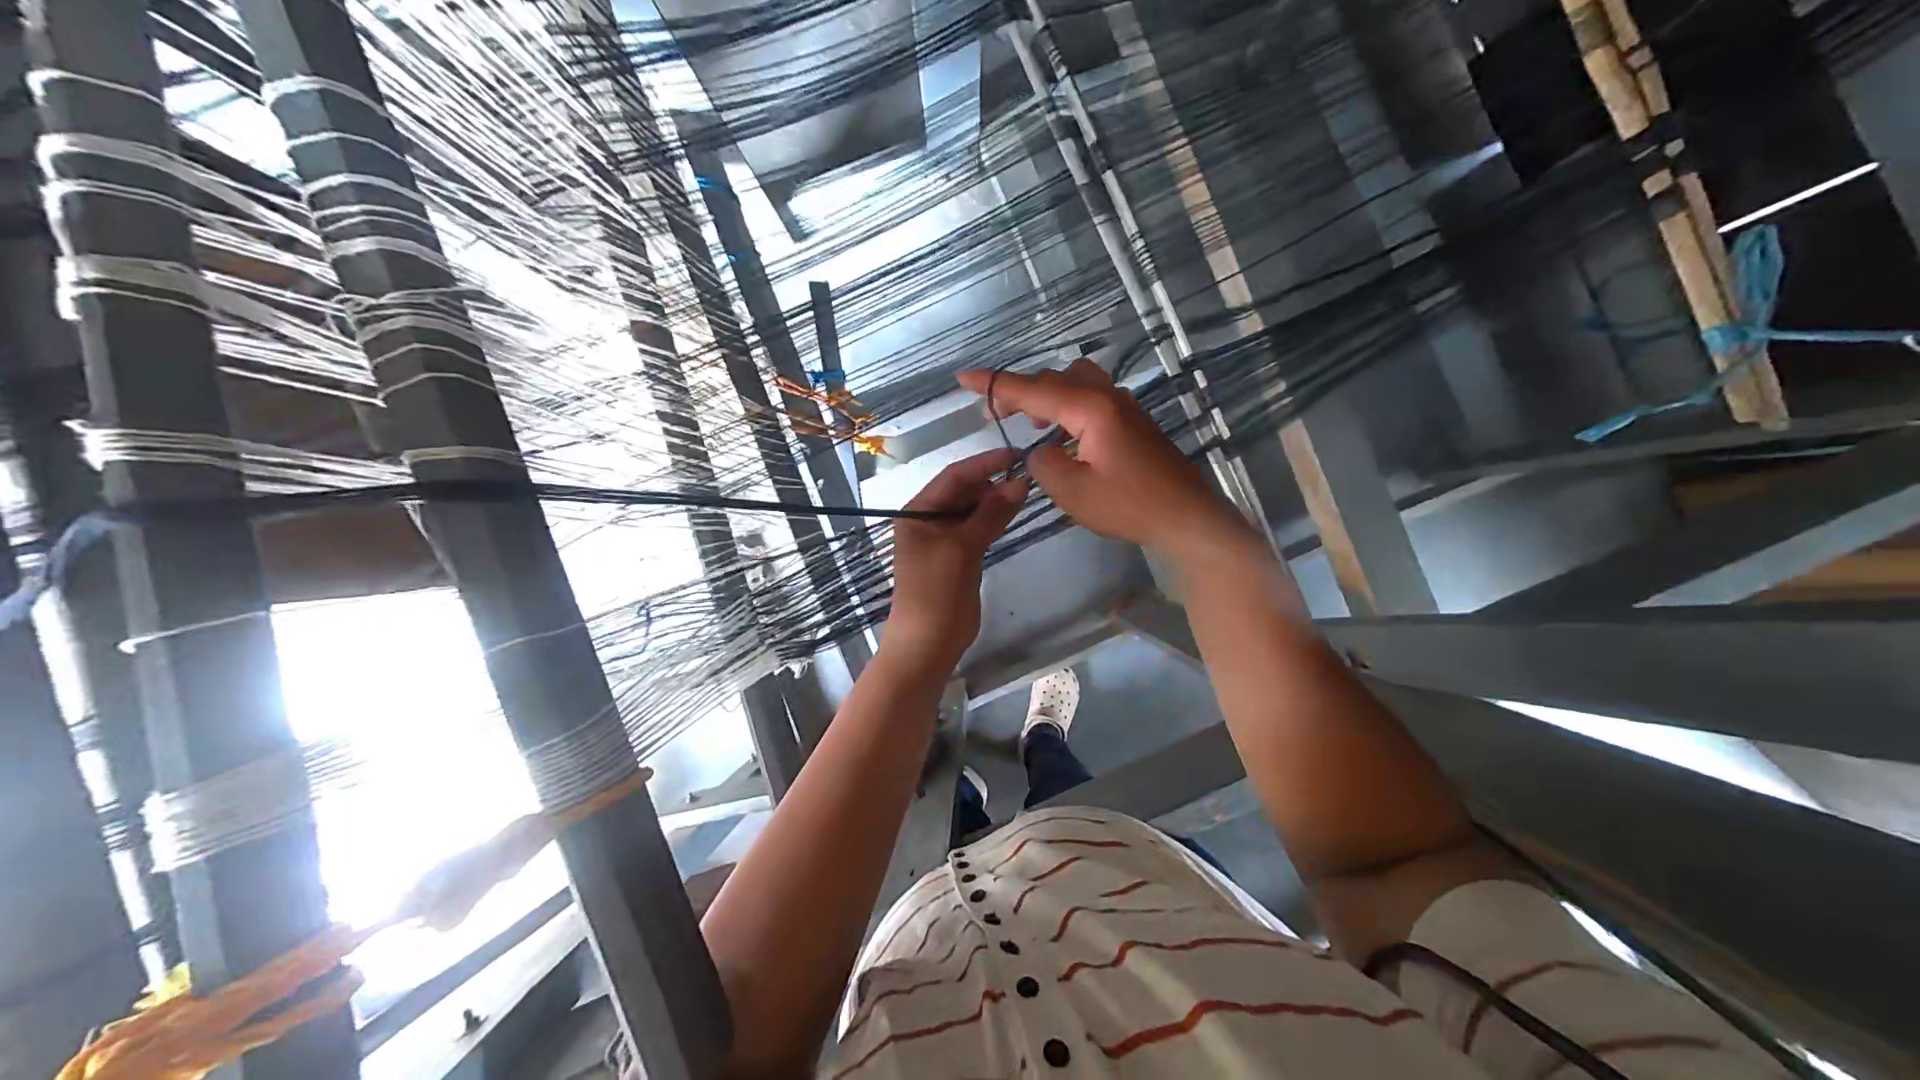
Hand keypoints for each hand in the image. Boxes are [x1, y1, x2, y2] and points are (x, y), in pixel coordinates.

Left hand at [882, 448, 1028, 670]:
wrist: (927, 644)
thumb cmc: (936, 592)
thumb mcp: (962, 549)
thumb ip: (990, 514)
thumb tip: (1020, 482)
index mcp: (916, 512)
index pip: (953, 476)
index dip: (984, 463)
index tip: (1016, 454)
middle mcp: (926, 520)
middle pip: (961, 491)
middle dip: (990, 481)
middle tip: (1025, 476)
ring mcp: (941, 540)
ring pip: (971, 510)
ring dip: (994, 501)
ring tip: (1024, 492)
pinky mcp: (957, 557)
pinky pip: (976, 529)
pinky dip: (992, 520)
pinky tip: (1012, 514)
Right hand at [956, 359, 1245, 557]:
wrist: (1187, 517)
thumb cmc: (1130, 506)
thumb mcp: (1072, 492)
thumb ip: (1043, 464)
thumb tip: (1040, 452)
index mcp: (1090, 409)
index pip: (1033, 389)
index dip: (995, 385)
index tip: (964, 378)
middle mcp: (1108, 397)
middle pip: (1054, 379)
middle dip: (1019, 391)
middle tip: (994, 415)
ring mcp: (1124, 406)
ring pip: (1075, 383)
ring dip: (1046, 396)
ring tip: (1028, 422)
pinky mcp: (1133, 422)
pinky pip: (1091, 399)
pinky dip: (1067, 407)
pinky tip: (1062, 435)